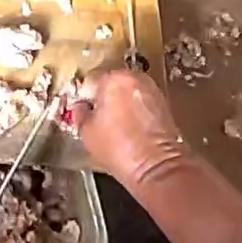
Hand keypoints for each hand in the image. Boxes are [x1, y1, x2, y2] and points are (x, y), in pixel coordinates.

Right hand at [68, 65, 193, 190]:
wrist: (156, 165)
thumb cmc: (118, 147)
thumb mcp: (87, 132)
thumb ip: (79, 113)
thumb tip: (80, 107)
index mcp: (112, 79)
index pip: (88, 82)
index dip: (83, 98)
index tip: (83, 113)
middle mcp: (132, 77)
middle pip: (110, 82)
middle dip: (103, 98)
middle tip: (99, 120)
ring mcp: (150, 87)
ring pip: (127, 90)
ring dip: (120, 102)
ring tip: (117, 125)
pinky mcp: (162, 100)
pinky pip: (141, 99)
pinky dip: (135, 108)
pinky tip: (132, 127)